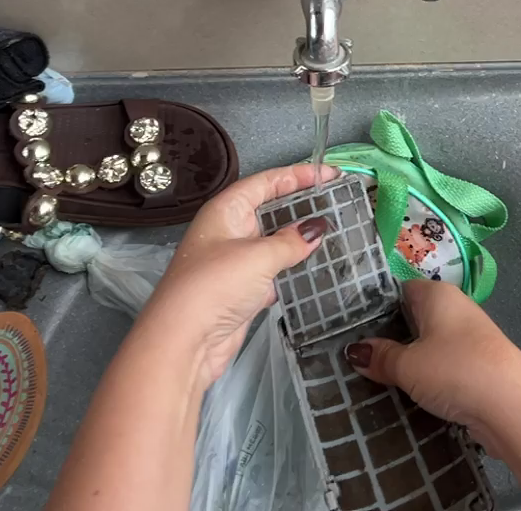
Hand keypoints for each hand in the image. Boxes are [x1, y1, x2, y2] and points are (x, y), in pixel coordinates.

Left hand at [135, 163, 341, 384]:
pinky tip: (319, 265)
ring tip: (336, 231)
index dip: (299, 175)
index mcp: (226, 210)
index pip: (267, 182)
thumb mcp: (258, 256)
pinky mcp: (243, 290)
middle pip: (272, 209)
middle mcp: (230, 230)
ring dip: (301, 238)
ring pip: (276, 240)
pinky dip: (295, 267)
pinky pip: (275, 269)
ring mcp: (236, 261)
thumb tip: (317, 228)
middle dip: (303, 205)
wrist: (183, 345)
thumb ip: (291, 241)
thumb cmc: (215, 286)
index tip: (331, 174)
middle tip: (337, 200)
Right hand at [344, 279, 520, 455]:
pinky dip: (430, 373)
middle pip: (416, 316)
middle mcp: (456, 307)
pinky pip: (445, 362)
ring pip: (431, 341)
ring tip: (378, 373)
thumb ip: (382, 357)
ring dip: (411, 356)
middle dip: (392, 334)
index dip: (378, 305)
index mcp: (437, 293)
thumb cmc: (454, 369)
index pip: (401, 289)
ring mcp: (470, 335)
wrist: (511, 404)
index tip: (352, 324)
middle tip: (357, 352)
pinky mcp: (480, 363)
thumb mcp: (409, 365)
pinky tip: (413, 389)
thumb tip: (356, 351)